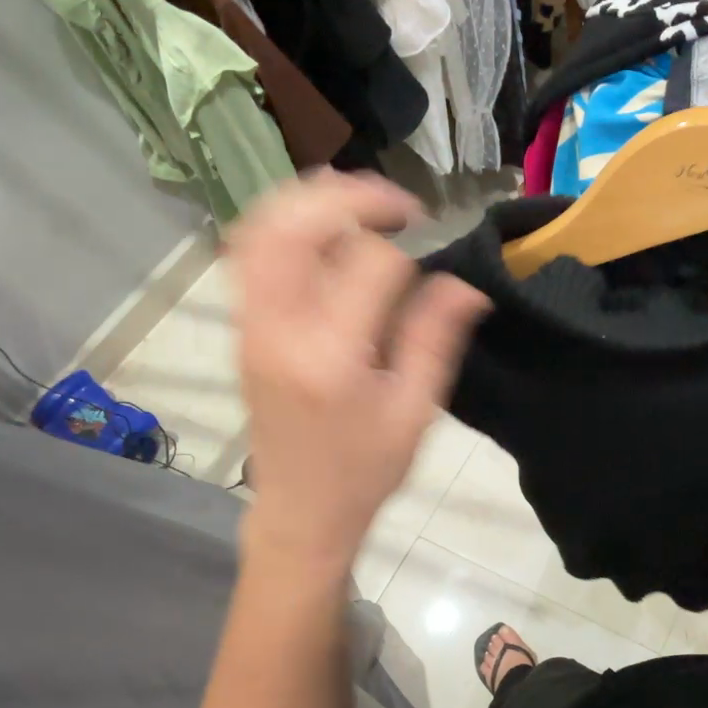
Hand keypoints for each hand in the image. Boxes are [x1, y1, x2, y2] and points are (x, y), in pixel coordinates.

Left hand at [229, 172, 489, 568]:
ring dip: (309, 202)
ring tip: (359, 204)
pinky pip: (249, 252)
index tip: (434, 252)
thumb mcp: (416, 411)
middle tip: (396, 205)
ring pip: (260, 229)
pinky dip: (284, 225)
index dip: (407, 249)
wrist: (300, 510)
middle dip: (348, 197)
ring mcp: (250, 325)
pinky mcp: (241, 327)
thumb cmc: (366, 469)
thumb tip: (466, 284)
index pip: (369, 265)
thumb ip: (436, 339)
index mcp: (332, 356)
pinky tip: (323, 233)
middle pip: (293, 226)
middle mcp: (279, 329)